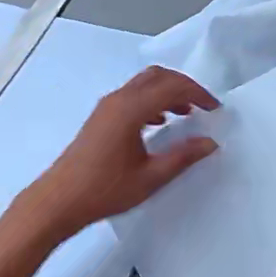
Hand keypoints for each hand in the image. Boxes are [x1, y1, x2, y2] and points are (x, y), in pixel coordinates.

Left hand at [18, 66, 219, 235]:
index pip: (172, 87)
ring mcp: (106, 106)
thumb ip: (182, 157)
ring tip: (186, 114)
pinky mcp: (100, 117)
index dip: (198, 93)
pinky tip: (159, 123)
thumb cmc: (105, 190)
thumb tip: (210, 142)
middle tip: (203, 106)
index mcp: (131, 109)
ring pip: (143, 84)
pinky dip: (151, 101)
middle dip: (184, 86)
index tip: (215, 109)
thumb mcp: (150, 178)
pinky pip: (131, 96)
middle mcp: (118, 99)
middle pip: (157, 76)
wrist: (60, 200)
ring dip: (167, 92)